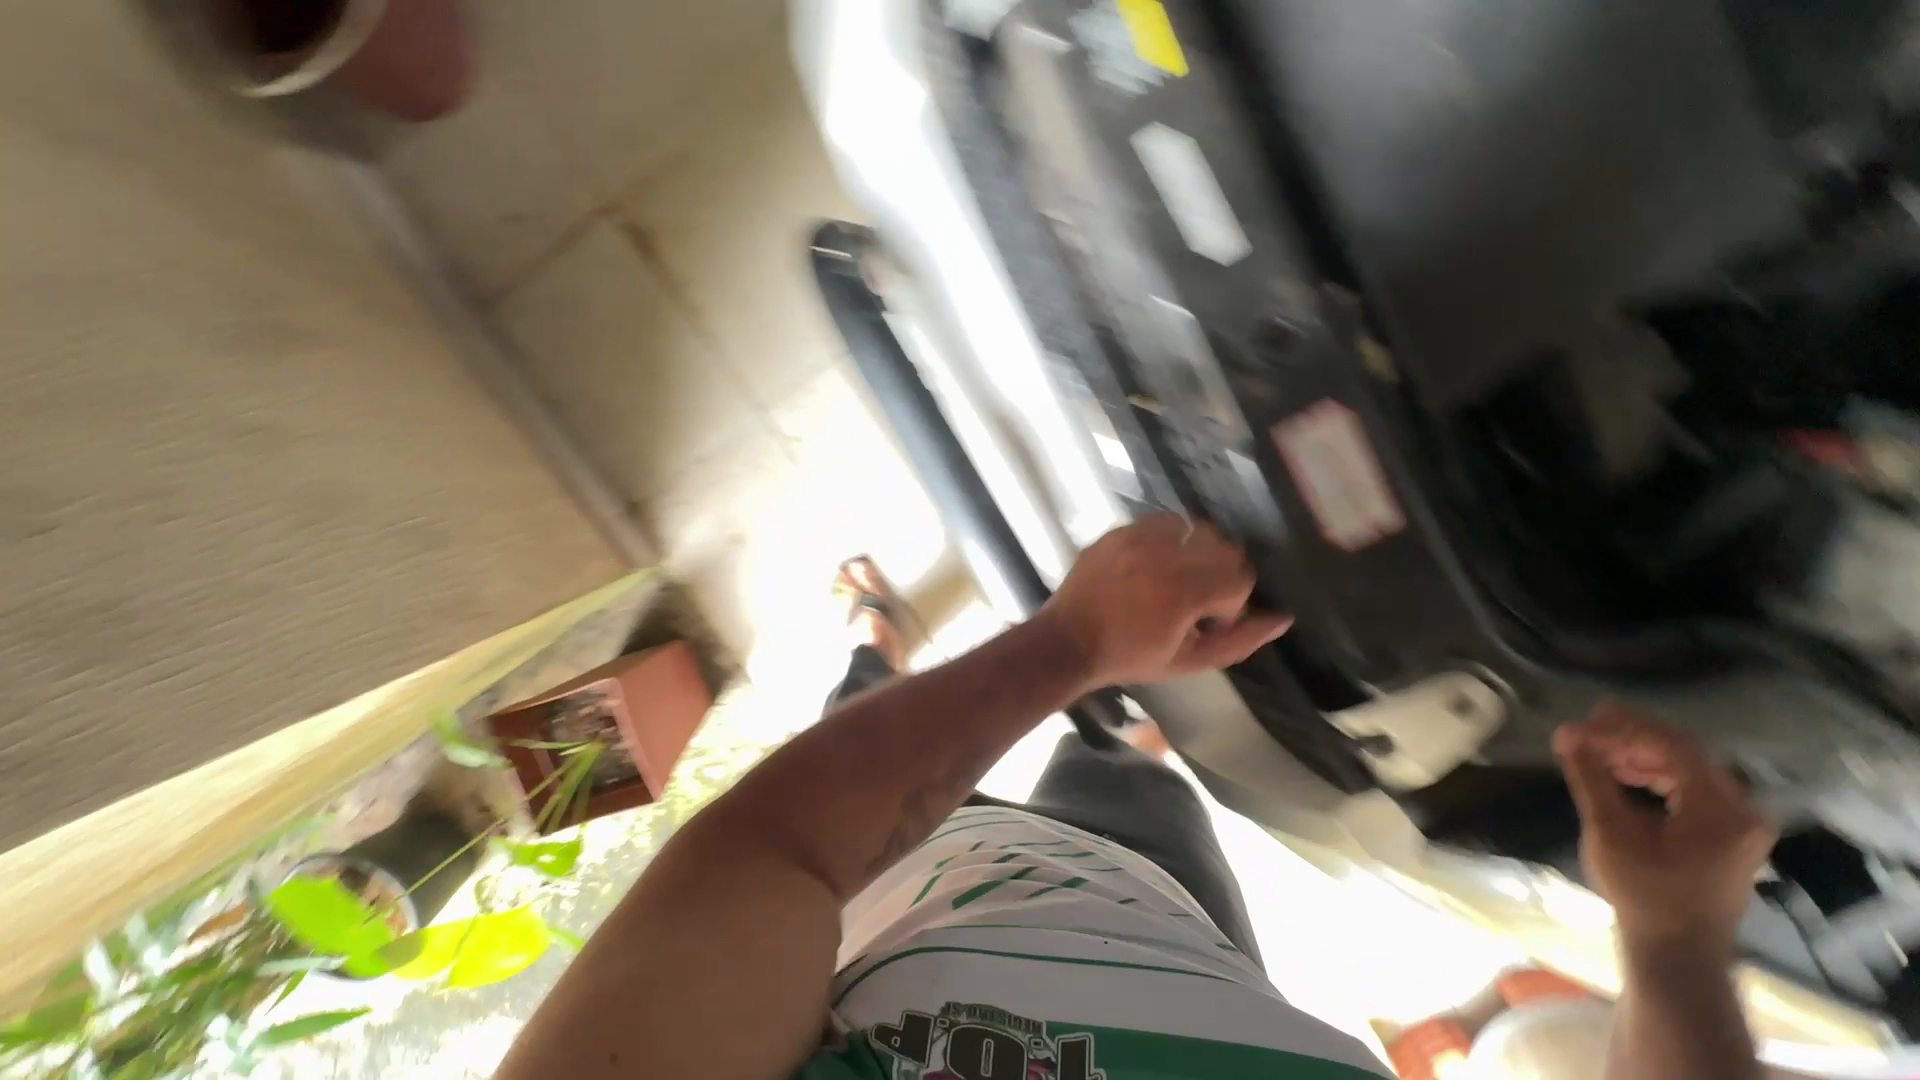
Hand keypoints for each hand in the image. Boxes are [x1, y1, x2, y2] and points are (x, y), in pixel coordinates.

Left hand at [1036, 515, 1292, 689]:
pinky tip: (1156, 564)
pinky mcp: (1120, 530)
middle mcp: (1162, 557)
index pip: (1240, 577)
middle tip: (1196, 599)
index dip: (1232, 603)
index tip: (1208, 620)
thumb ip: (1239, 641)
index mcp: (1181, 593)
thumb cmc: (1130, 657)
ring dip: (1197, 552)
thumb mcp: (1188, 661)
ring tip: (1177, 579)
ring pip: (1196, 527)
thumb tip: (1282, 618)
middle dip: (1219, 574)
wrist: (1068, 641)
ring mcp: (1137, 538)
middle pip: (1223, 547)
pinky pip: (1163, 521)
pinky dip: (1170, 539)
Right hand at [1555, 703, 1776, 955]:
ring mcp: (1739, 824)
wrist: (1677, 950)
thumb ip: (1590, 777)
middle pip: (1685, 754)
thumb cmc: (1643, 891)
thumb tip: (1567, 732)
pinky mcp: (1727, 835)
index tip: (1585, 718)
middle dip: (1632, 738)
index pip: (1675, 745)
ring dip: (1641, 755)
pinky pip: (1691, 789)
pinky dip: (1655, 776)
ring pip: (1688, 769)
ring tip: (1597, 752)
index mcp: (1722, 808)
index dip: (1627, 726)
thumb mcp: (1609, 831)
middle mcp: (1742, 810)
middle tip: (1586, 731)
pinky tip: (1622, 777)